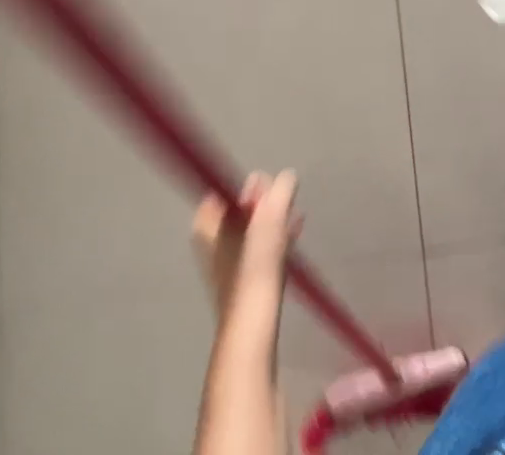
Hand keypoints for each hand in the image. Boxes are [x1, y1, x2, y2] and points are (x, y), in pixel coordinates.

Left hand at [192, 171, 301, 317]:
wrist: (252, 329)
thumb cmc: (253, 272)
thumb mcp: (268, 225)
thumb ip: (279, 196)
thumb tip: (287, 175)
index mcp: (208, 229)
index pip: (219, 194)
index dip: (243, 187)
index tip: (264, 189)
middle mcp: (214, 244)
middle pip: (238, 211)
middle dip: (261, 201)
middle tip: (284, 196)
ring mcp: (230, 263)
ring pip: (252, 228)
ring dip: (272, 216)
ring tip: (293, 209)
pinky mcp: (248, 278)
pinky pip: (263, 245)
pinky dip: (277, 234)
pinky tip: (296, 229)